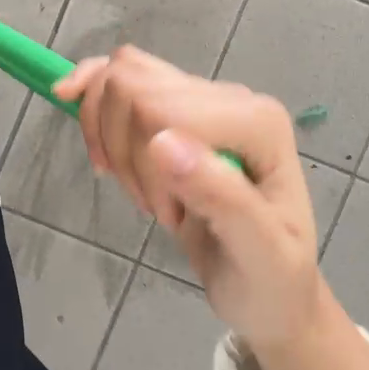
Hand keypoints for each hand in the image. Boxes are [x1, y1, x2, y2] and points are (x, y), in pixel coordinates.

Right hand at [55, 48, 368, 369]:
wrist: (265, 295)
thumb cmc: (272, 282)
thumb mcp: (259, 255)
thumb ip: (219, 195)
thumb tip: (169, 143)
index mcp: (254, 119)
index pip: (157, 96)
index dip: (138, 150)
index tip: (153, 203)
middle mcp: (229, 95)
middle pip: (132, 78)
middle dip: (122, 141)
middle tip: (149, 198)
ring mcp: (200, 98)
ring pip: (119, 74)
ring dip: (109, 132)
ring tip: (141, 187)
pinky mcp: (175, 109)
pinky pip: (117, 82)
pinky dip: (97, 112)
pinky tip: (110, 154)